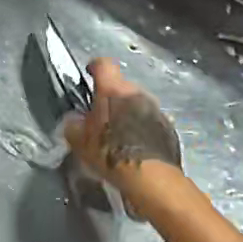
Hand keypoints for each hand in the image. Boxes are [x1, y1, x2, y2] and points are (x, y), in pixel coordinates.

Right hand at [63, 57, 183, 203]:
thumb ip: (73, 126)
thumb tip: (74, 121)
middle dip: (112, 97)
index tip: (89, 74)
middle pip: (122, 86)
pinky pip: (151, 120)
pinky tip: (137, 146)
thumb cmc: (110, 153)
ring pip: (138, 103)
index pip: (104, 64)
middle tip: (102, 116)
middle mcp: (137, 92)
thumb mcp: (80, 142)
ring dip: (129, 112)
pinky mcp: (168, 126)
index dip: (95, 67)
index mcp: (113, 89)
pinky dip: (143, 127)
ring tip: (120, 134)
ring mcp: (156, 108)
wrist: (150, 177)